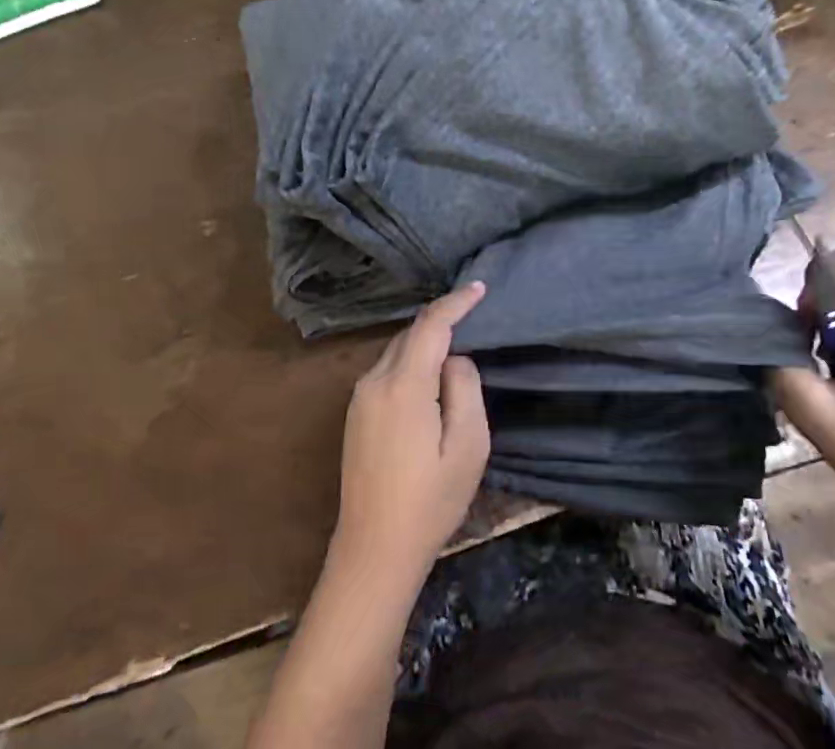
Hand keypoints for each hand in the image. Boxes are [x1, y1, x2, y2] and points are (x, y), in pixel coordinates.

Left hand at [331, 282, 490, 578]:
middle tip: (475, 315)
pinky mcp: (355, 414)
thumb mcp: (468, 445)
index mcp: (403, 385)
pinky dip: (411, 361)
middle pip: (410, 335)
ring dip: (426, 342)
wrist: (375, 548)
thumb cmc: (431, 500)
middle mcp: (374, 382)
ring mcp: (359, 398)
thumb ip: (465, 389)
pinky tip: (429, 376)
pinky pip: (387, 371)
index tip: (479, 287)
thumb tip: (454, 360)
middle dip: (442, 321)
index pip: (431, 326)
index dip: (456, 303)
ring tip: (458, 342)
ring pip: (396, 352)